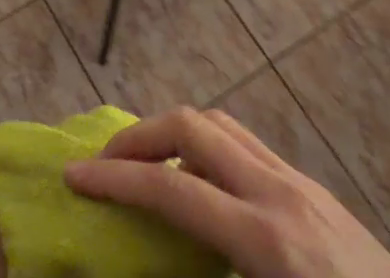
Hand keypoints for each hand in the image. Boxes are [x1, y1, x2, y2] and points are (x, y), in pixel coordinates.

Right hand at [64, 107, 389, 277]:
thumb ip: (198, 271)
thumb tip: (147, 259)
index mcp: (265, 237)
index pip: (171, 186)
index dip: (114, 178)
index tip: (74, 177)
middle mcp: (281, 193)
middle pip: (193, 127)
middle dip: (138, 136)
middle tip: (105, 164)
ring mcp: (302, 183)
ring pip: (222, 125)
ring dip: (172, 133)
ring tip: (144, 165)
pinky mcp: (315, 189)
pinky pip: (246, 146)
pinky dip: (205, 147)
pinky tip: (198, 182)